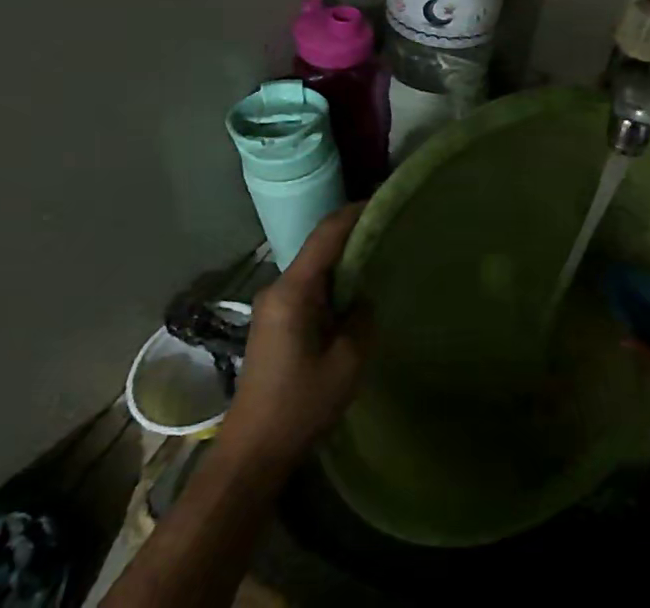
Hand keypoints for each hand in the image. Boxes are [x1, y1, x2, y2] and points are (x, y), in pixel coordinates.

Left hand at [220, 204, 373, 464]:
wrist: (253, 450)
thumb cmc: (302, 403)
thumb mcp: (349, 358)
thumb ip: (363, 316)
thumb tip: (364, 298)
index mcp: (294, 292)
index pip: (327, 235)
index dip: (357, 212)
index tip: (388, 200)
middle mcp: (278, 290)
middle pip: (321, 247)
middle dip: (356, 233)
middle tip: (395, 229)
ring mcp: (274, 307)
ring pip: (317, 268)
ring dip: (347, 260)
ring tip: (385, 256)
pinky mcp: (276, 323)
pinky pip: (311, 288)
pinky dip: (336, 282)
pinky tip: (360, 292)